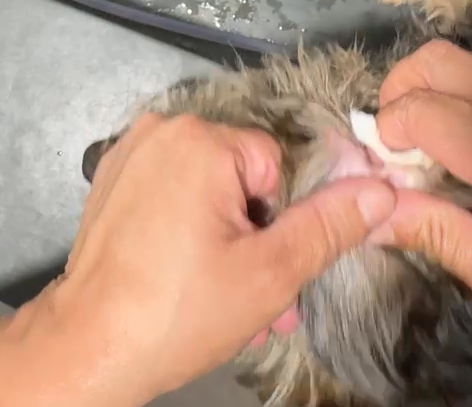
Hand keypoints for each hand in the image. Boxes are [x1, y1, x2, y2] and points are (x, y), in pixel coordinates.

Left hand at [35, 113, 397, 403]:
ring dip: (221, 233)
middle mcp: (162, 128)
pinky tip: (178, 269)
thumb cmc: (180, 309)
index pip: (273, 164)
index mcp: (200, 138)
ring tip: (214, 290)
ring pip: (203, 184)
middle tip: (243, 289)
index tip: (254, 261)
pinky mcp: (111, 174)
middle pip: (237, 173)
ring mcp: (131, 149)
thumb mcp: (270, 272)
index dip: (274, 219)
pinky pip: (167, 187)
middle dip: (251, 232)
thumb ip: (328, 225)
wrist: (91, 343)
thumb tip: (380, 189)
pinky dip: (182, 222)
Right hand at [372, 40, 471, 406]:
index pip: (422, 107)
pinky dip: (462, 106)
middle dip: (398, 93)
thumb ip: (439, 237)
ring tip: (428, 160)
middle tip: (396, 153)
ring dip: (430, 96)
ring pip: (468, 66)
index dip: (384, 134)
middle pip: (440, 60)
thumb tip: (369, 208)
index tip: (381, 178)